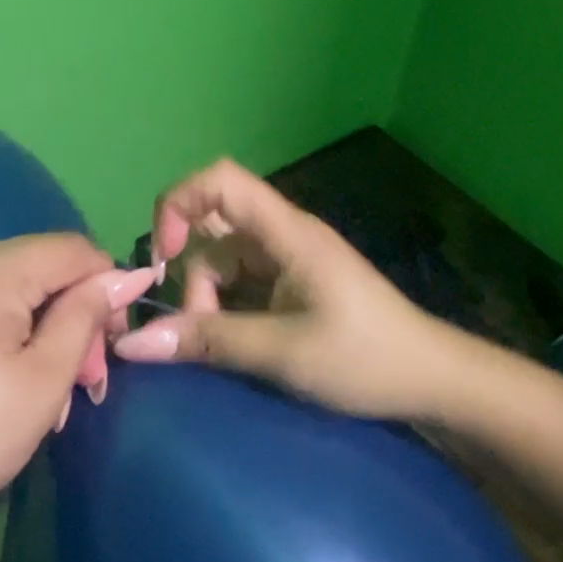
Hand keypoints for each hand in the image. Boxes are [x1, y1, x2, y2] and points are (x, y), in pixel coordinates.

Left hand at [0, 234, 157, 554]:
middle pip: (34, 269)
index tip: (114, 347)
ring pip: (0, 291)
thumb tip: (127, 275)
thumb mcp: (42, 383)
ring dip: (32, 333)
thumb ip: (86, 318)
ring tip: (35, 399)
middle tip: (80, 387)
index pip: (72, 248)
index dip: (108, 287)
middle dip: (68, 319)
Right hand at [113, 159, 468, 419]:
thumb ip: (208, 341)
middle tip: (200, 332)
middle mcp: (286, 238)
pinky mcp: (297, 289)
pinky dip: (228, 311)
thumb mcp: (281, 353)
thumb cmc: (364, 358)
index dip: (179, 204)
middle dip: (193, 278)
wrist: (430, 380)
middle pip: (213, 230)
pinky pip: (244, 286)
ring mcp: (292, 263)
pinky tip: (234, 346)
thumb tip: (132, 343)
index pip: (220, 181)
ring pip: (225, 263)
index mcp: (288, 234)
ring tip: (221, 349)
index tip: (165, 259)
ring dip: (210, 302)